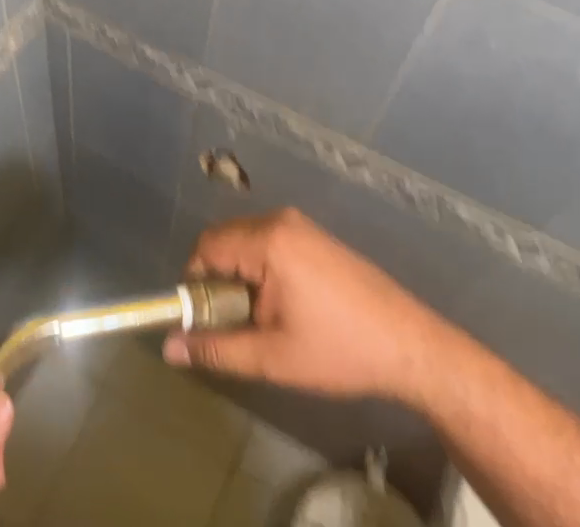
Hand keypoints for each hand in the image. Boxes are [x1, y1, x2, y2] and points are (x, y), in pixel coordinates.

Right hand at [166, 208, 454, 405]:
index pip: (205, 248)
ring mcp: (304, 227)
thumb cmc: (339, 351)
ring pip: (247, 244)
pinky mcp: (318, 239)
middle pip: (224, 242)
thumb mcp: (271, 357)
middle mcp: (283, 222)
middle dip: (217, 282)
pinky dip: (262, 272)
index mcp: (269, 241)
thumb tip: (168, 347)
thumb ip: (215, 348)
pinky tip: (285, 310)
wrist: (410, 347)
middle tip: (234, 326)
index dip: (193, 285)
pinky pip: (270, 245)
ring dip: (240, 279)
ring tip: (262, 323)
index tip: (205, 322)